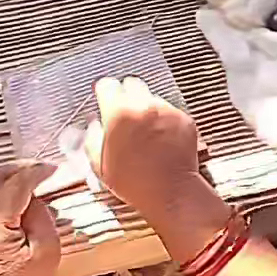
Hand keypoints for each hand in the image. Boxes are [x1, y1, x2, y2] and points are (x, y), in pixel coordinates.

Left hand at [0, 162, 60, 275]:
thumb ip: (41, 214)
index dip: (36, 172)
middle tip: (40, 169)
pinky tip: (17, 197)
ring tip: (31, 181)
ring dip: (7, 180)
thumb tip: (33, 196)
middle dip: (18, 169)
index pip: (15, 184)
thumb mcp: (47, 249)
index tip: (52, 169)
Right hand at [84, 77, 229, 262]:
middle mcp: (144, 104)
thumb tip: (96, 124)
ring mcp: (166, 110)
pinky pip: (169, 111)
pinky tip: (161, 140)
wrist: (171, 192)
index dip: (104, 93)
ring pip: (151, 98)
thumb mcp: (99, 163)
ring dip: (146, 109)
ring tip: (145, 133)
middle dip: (126, 96)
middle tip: (124, 115)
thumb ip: (93, 137)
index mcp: (119, 112)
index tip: (104, 99)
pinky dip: (164, 120)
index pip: (107, 85)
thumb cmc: (132, 181)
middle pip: (132, 84)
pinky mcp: (184, 118)